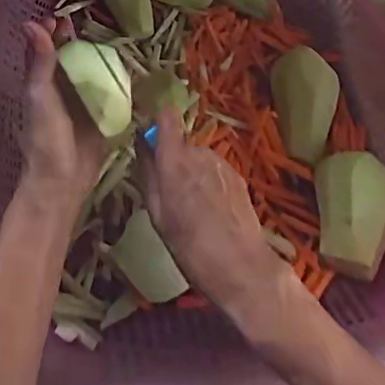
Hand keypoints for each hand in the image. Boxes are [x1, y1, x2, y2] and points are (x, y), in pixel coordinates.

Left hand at [15, 17, 106, 208]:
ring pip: (92, 70)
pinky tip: (133, 69)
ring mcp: (82, 100)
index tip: (68, 15)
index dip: (54, 28)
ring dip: (103, 57)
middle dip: (84, 39)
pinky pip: (110, 92)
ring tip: (121, 41)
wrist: (63, 182)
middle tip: (100, 25)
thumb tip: (30, 22)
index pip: (47, 44)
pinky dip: (118, 80)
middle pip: (73, 54)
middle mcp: (62, 85)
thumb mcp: (40, 94)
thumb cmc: (45, 137)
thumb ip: (40, 60)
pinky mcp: (100, 114)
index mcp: (43, 78)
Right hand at [143, 107, 287, 316]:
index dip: (157, 120)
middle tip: (172, 193)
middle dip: (174, 160)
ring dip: (193, 173)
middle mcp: (197, 152)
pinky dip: (210, 182)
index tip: (149, 135)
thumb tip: (141, 146)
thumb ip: (148, 175)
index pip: (166, 116)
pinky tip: (214, 211)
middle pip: (180, 144)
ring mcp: (220, 162)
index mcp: (174, 160)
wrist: (243, 268)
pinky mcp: (237, 174)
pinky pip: (214, 169)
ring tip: (195, 208)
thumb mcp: (158, 216)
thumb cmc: (191, 247)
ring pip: (197, 158)